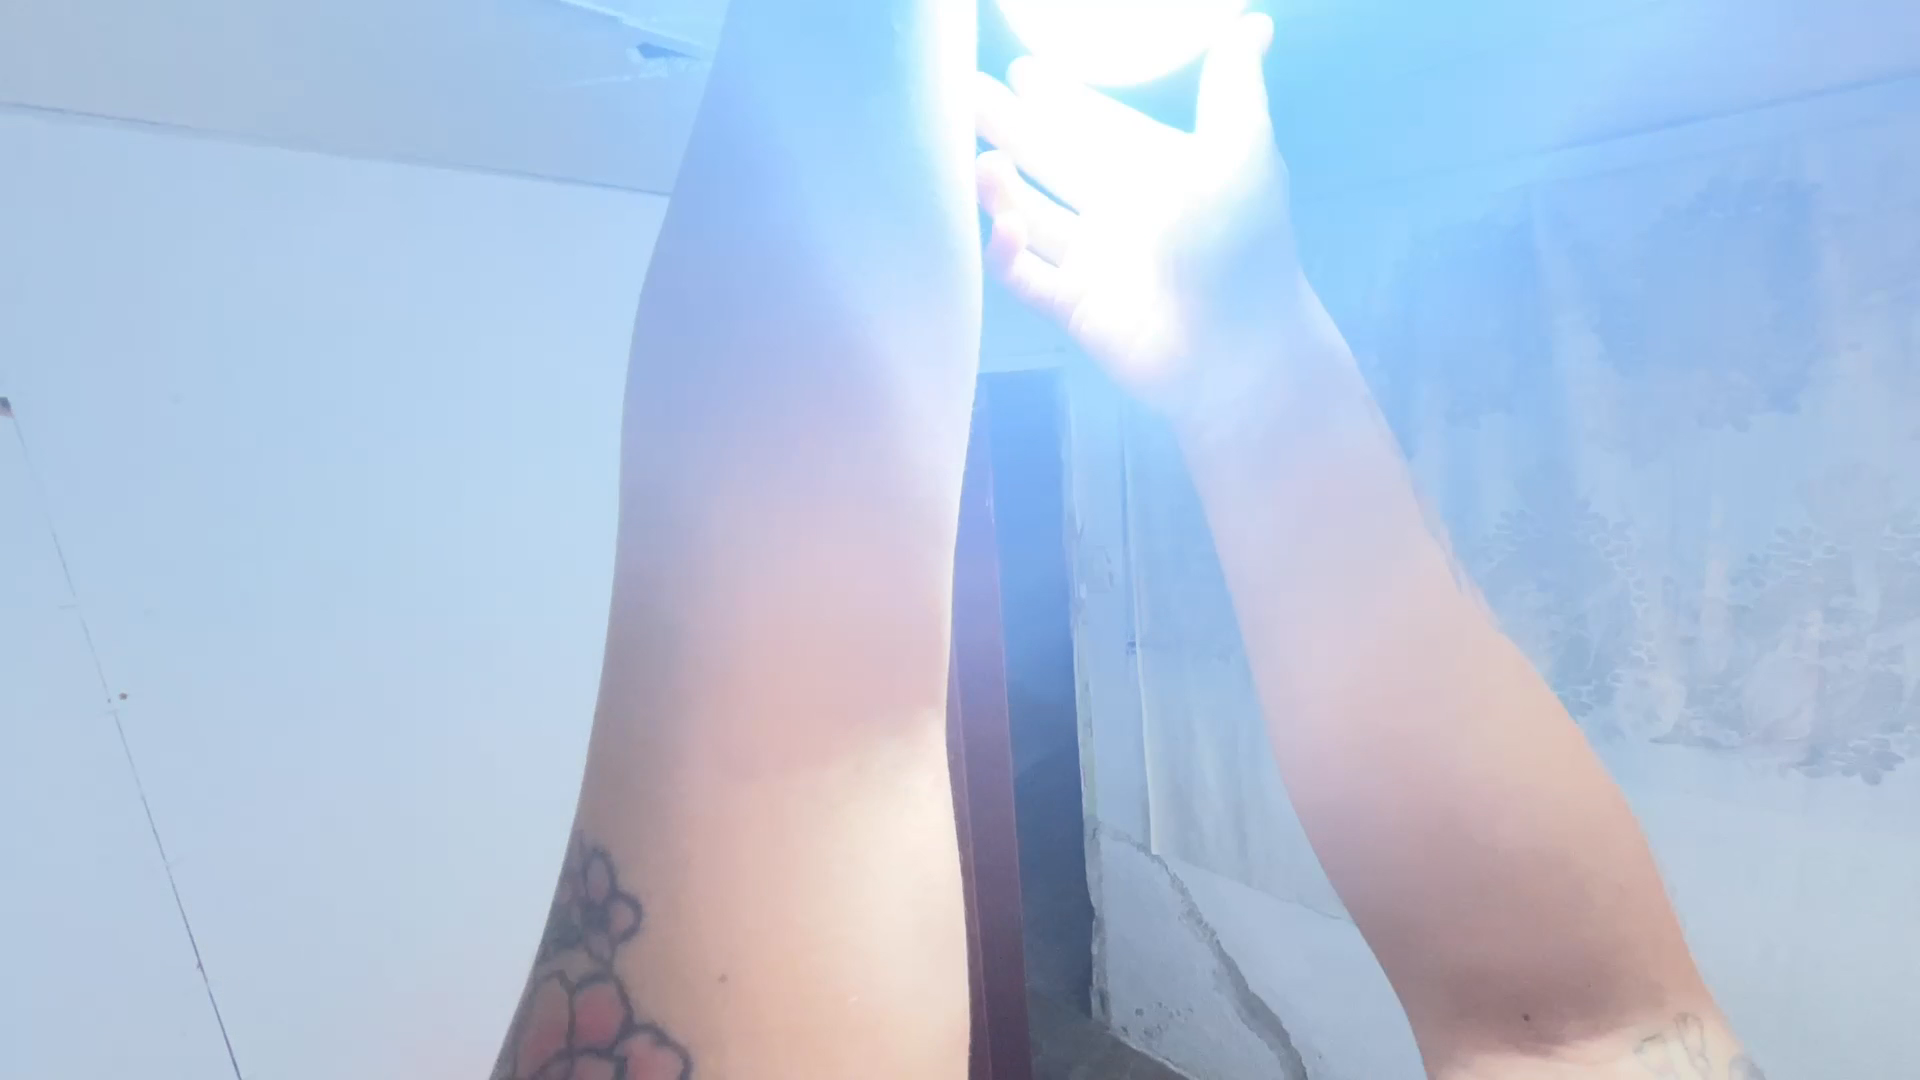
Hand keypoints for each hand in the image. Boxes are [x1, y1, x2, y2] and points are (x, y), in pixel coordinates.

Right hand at [976, 13, 1316, 420]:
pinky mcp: (1072, 307)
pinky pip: (1026, 277)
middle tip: (965, 95)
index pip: (1093, 125)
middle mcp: (1113, 211)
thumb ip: (1231, 90)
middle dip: (1010, 129)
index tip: (1021, 71)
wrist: (1236, 349)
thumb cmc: (1240, 246)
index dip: (1059, 99)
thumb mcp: (1242, 154)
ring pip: (1030, 217)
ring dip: (1001, 191)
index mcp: (1149, 170)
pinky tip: (1002, 229)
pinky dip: (1007, 256)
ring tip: (977, 161)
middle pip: (1049, 162)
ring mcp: (1090, 261)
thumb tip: (1251, 23)